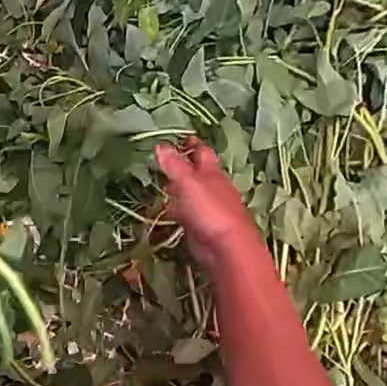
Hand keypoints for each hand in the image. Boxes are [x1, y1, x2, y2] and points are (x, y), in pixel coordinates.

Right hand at [155, 141, 263, 269]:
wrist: (226, 246)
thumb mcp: (189, 184)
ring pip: (193, 193)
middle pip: (198, 172)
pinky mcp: (203, 225)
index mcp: (212, 173)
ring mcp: (209, 207)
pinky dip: (178, 209)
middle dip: (184, 166)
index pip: (202, 152)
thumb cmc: (210, 210)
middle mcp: (213, 187)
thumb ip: (174, 166)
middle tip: (166, 162)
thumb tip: (160, 145)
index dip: (192, 145)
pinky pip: (188, 212)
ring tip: (163, 186)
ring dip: (180, 189)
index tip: (179, 139)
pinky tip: (168, 211)